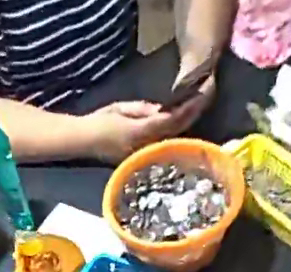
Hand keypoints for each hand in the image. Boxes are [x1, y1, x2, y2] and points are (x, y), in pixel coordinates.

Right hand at [85, 98, 203, 162]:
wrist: (84, 142)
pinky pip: (163, 148)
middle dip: (193, 115)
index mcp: (140, 132)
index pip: (172, 120)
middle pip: (176, 132)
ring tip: (199, 108)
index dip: (189, 107)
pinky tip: (184, 127)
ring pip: (172, 142)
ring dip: (187, 126)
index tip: (203, 92)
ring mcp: (144, 156)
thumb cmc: (100, 122)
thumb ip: (145, 110)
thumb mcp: (123, 108)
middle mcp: (145, 147)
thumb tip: (165, 110)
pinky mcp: (142, 160)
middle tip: (207, 96)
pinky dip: (175, 137)